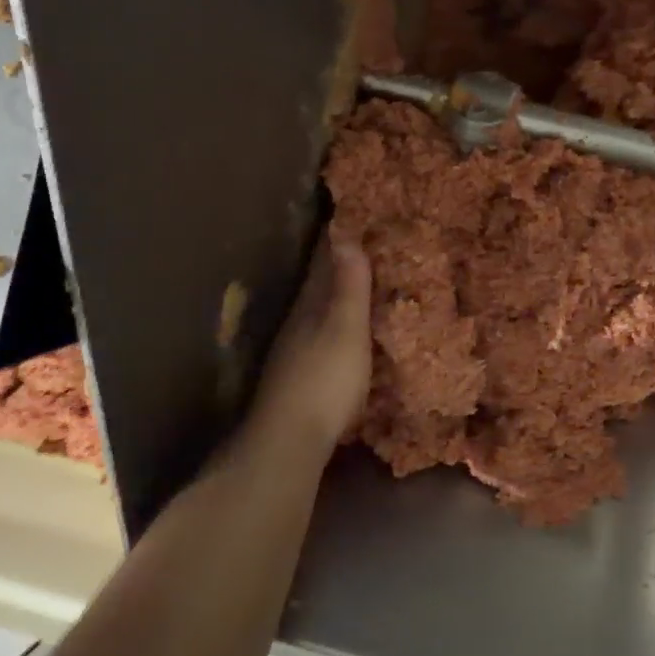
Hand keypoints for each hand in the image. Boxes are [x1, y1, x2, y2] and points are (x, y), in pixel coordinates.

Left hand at [242, 234, 373, 458]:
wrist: (289, 441)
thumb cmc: (325, 380)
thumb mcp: (346, 329)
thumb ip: (349, 286)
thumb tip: (344, 235)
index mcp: (309, 306)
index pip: (322, 262)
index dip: (337, 240)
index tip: (353, 214)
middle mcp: (297, 323)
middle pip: (318, 285)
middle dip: (338, 264)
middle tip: (365, 241)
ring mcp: (296, 352)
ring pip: (319, 311)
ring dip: (337, 295)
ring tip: (362, 281)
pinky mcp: (302, 377)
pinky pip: (323, 335)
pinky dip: (338, 323)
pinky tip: (348, 331)